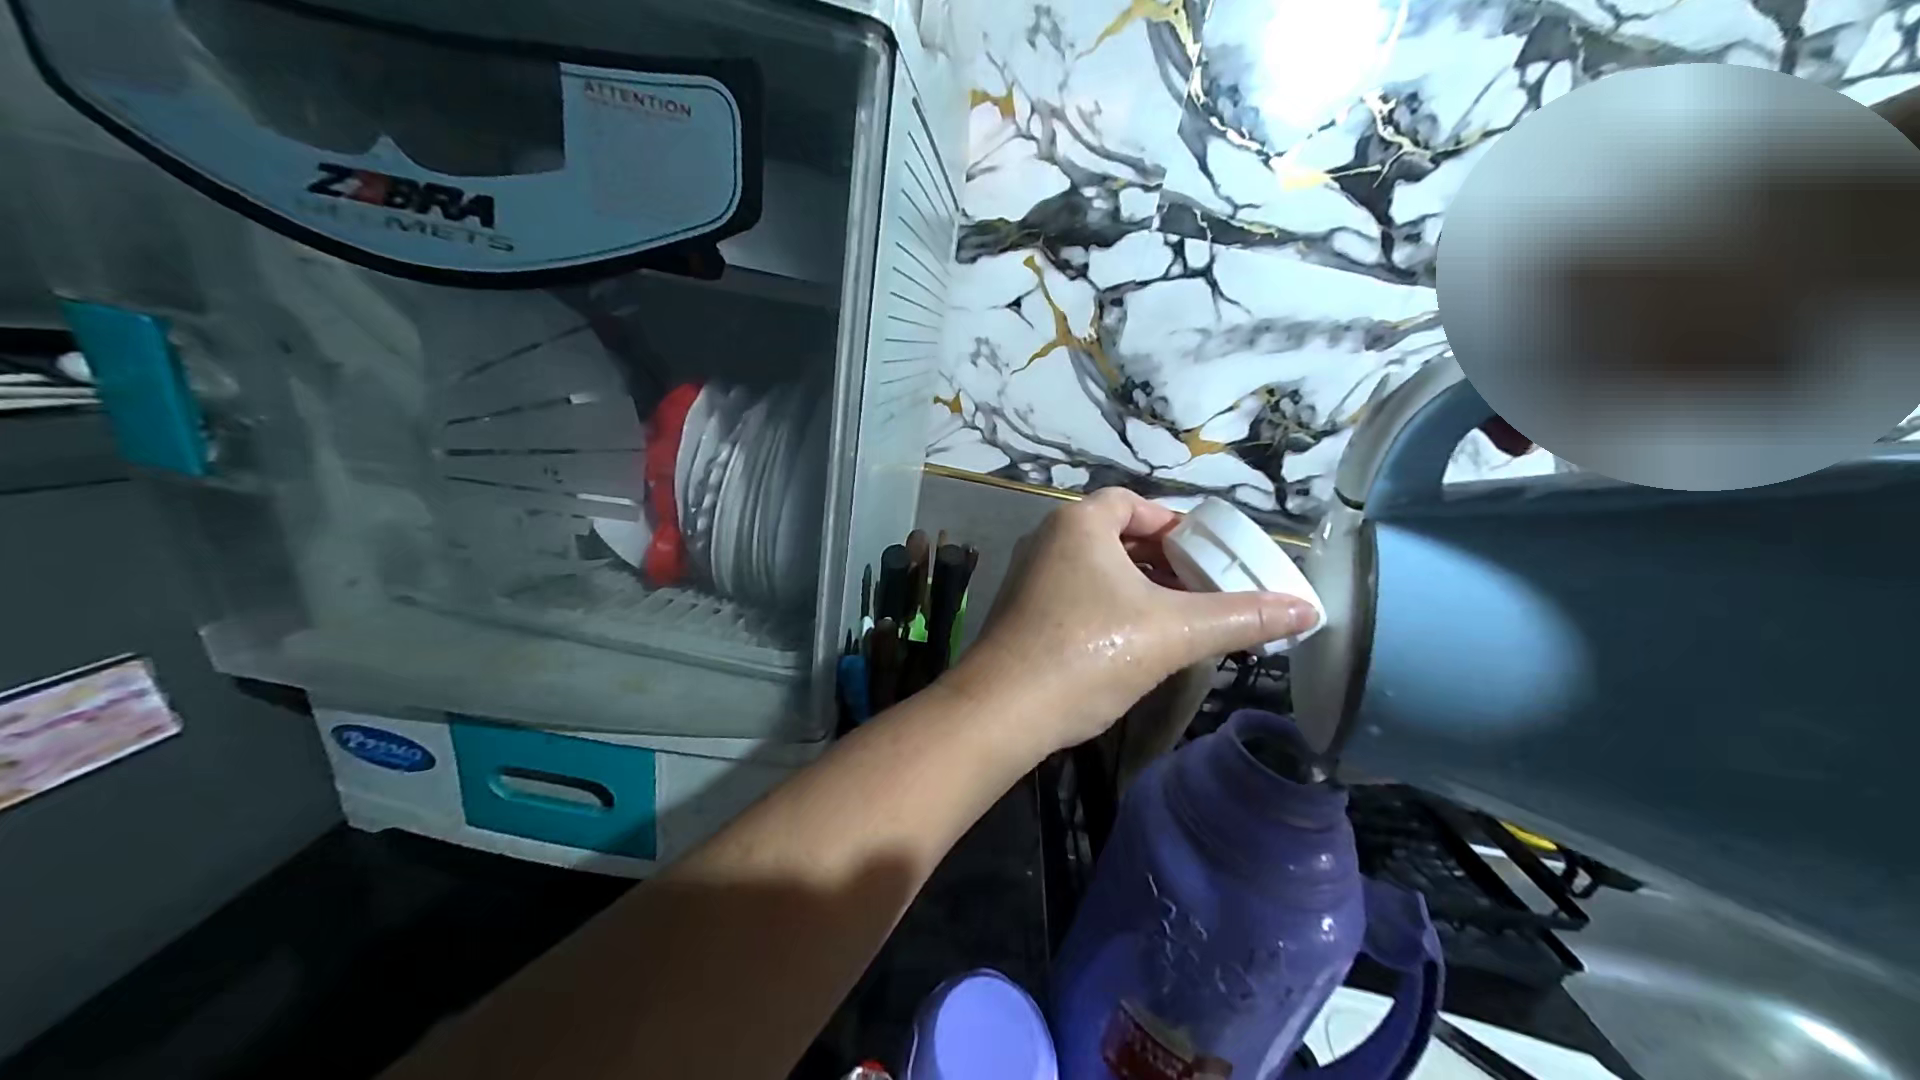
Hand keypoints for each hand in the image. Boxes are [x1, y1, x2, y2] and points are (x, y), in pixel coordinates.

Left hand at [941, 487, 1320, 757]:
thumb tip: (1308, 610)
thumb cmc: (1089, 654)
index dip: (1174, 524)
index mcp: (1079, 524)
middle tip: (1201, 587)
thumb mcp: (1173, 633)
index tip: (1206, 555)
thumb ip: (1241, 617)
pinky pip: (1075, 593)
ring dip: (1136, 585)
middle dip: (1161, 559)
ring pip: (1095, 568)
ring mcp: (1028, 576)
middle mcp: (1047, 539)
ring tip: (1177, 616)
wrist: (1002, 711)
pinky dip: (1108, 605)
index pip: (1134, 503)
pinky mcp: (1020, 612)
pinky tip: (1132, 641)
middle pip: (1116, 535)